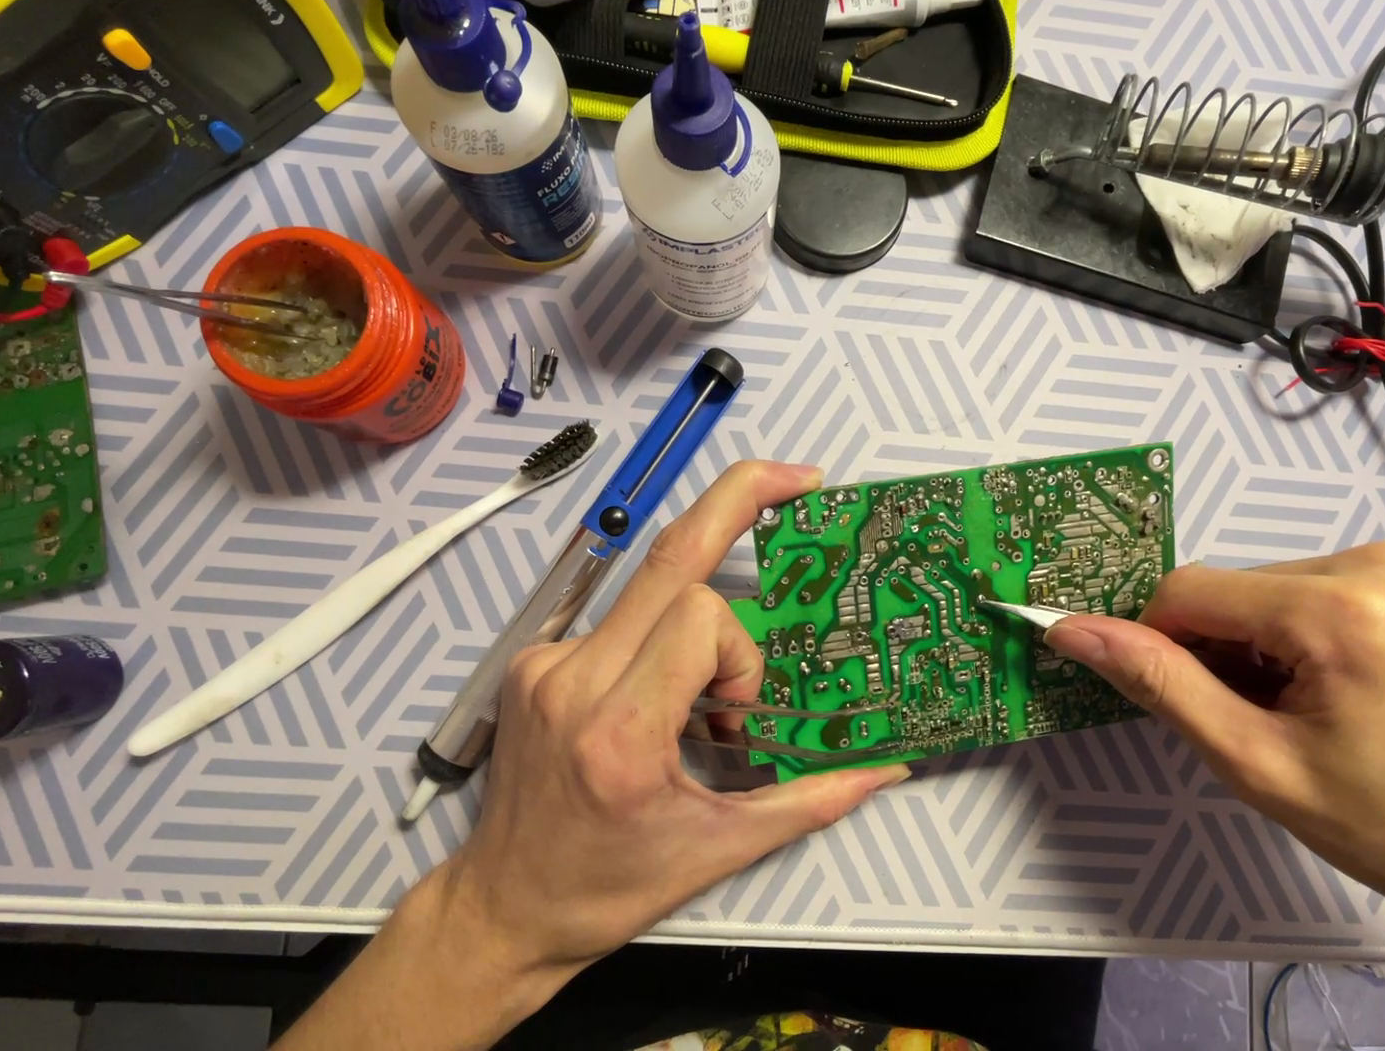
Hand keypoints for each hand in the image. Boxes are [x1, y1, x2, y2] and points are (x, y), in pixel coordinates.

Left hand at [437, 460, 907, 977]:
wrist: (504, 906)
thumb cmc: (604, 886)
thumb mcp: (717, 850)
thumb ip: (809, 801)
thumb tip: (880, 768)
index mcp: (618, 731)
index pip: (700, 617)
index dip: (741, 653)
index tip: (739, 714)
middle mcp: (572, 679)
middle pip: (671, 554)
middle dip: (738, 502)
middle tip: (796, 479)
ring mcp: (546, 661)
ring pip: (652, 585)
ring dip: (699, 616)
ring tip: (705, 693)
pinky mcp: (535, 658)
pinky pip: (622, 613)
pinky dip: (661, 636)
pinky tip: (661, 693)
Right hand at [1042, 541, 1384, 931]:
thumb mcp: (1255, 763)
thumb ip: (1158, 683)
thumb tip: (1069, 630)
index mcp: (1342, 609)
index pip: (1189, 591)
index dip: (1161, 641)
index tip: (1186, 698)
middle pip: (1237, 587)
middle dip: (1225, 646)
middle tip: (1261, 718)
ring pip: (1278, 584)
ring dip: (1265, 637)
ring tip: (1310, 705)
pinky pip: (1329, 582)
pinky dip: (1310, 625)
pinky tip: (1347, 680)